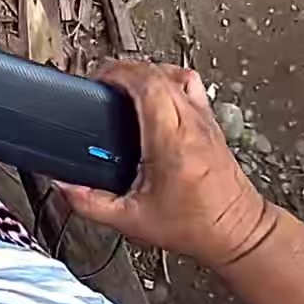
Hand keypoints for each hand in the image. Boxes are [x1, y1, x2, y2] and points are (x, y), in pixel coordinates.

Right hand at [57, 61, 279, 267]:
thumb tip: (64, 186)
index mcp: (172, 144)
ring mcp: (204, 121)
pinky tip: (151, 95)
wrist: (238, 234)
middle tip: (103, 82)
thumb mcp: (131, 221)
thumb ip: (90, 204)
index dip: (119, 74)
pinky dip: (165, 79)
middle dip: (125, 70)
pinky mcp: (210, 123)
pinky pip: (189, 84)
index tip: (99, 80)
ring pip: (175, 73)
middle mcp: (191, 125)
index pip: (148, 86)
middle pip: (158, 73)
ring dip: (146, 71)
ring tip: (125, 84)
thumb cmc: (195, 227)